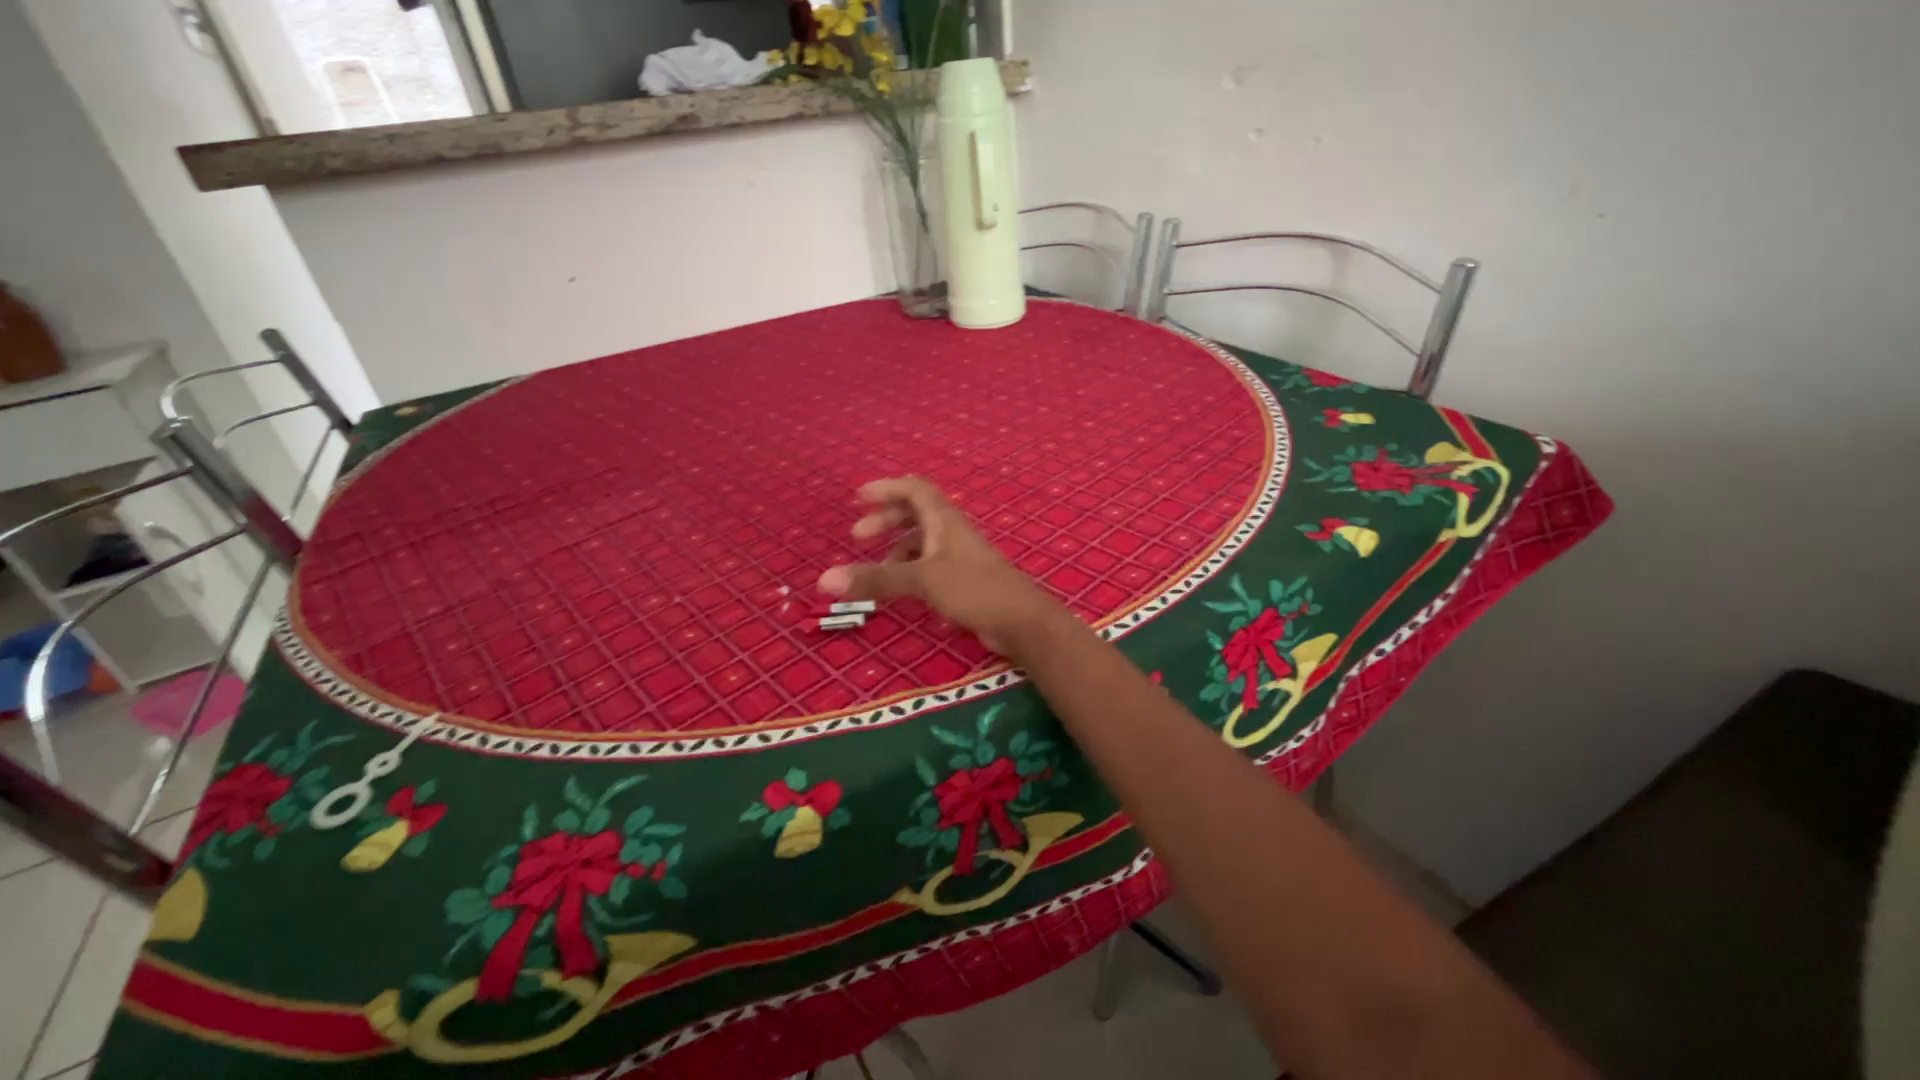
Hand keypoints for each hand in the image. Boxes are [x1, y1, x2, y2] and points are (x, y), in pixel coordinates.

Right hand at [818, 477, 1061, 653]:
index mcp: (945, 520)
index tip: (857, 498)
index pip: (914, 489)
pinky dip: (912, 573)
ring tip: (876, 572)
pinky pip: (932, 568)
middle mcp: (953, 533)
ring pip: (924, 543)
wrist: (1022, 621)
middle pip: (916, 514)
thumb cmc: (974, 589)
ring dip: (897, 550)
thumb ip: (876, 579)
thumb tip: (823, 580)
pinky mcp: (966, 582)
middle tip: (857, 536)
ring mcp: (961, 558)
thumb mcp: (921, 581)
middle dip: (886, 520)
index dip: (885, 489)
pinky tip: (904, 593)